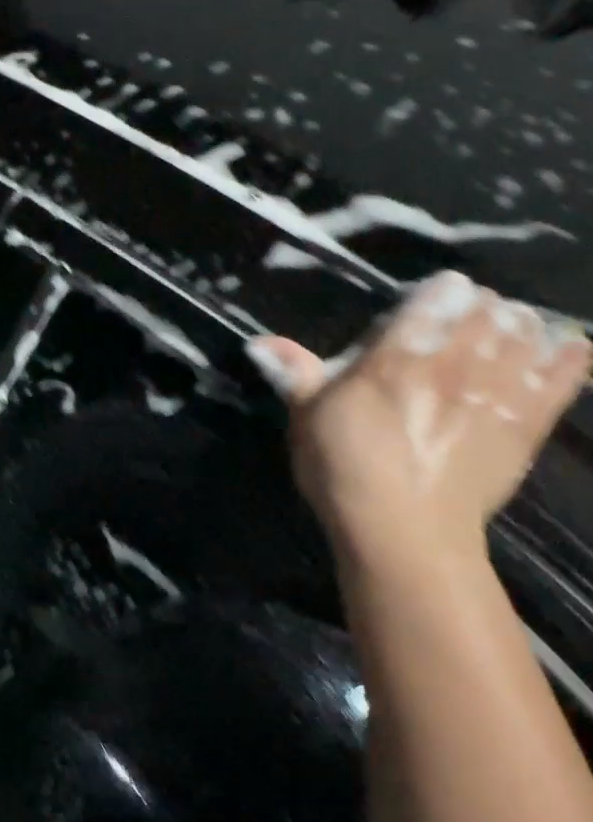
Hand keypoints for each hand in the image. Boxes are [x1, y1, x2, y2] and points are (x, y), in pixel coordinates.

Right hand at [248, 271, 589, 557]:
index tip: (415, 312)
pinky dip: (565, 352)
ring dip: (515, 325)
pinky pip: (571, 365)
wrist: (404, 528)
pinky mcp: (535, 415)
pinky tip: (552, 353)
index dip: (431, 295)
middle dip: (474, 307)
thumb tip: (260, 342)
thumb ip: (294, 373)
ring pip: (531, 327)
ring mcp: (505, 386)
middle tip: (453, 325)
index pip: (440, 294)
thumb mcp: (307, 418)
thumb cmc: (342, 470)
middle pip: (490, 305)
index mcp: (398, 357)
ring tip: (495, 339)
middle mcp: (459, 361)